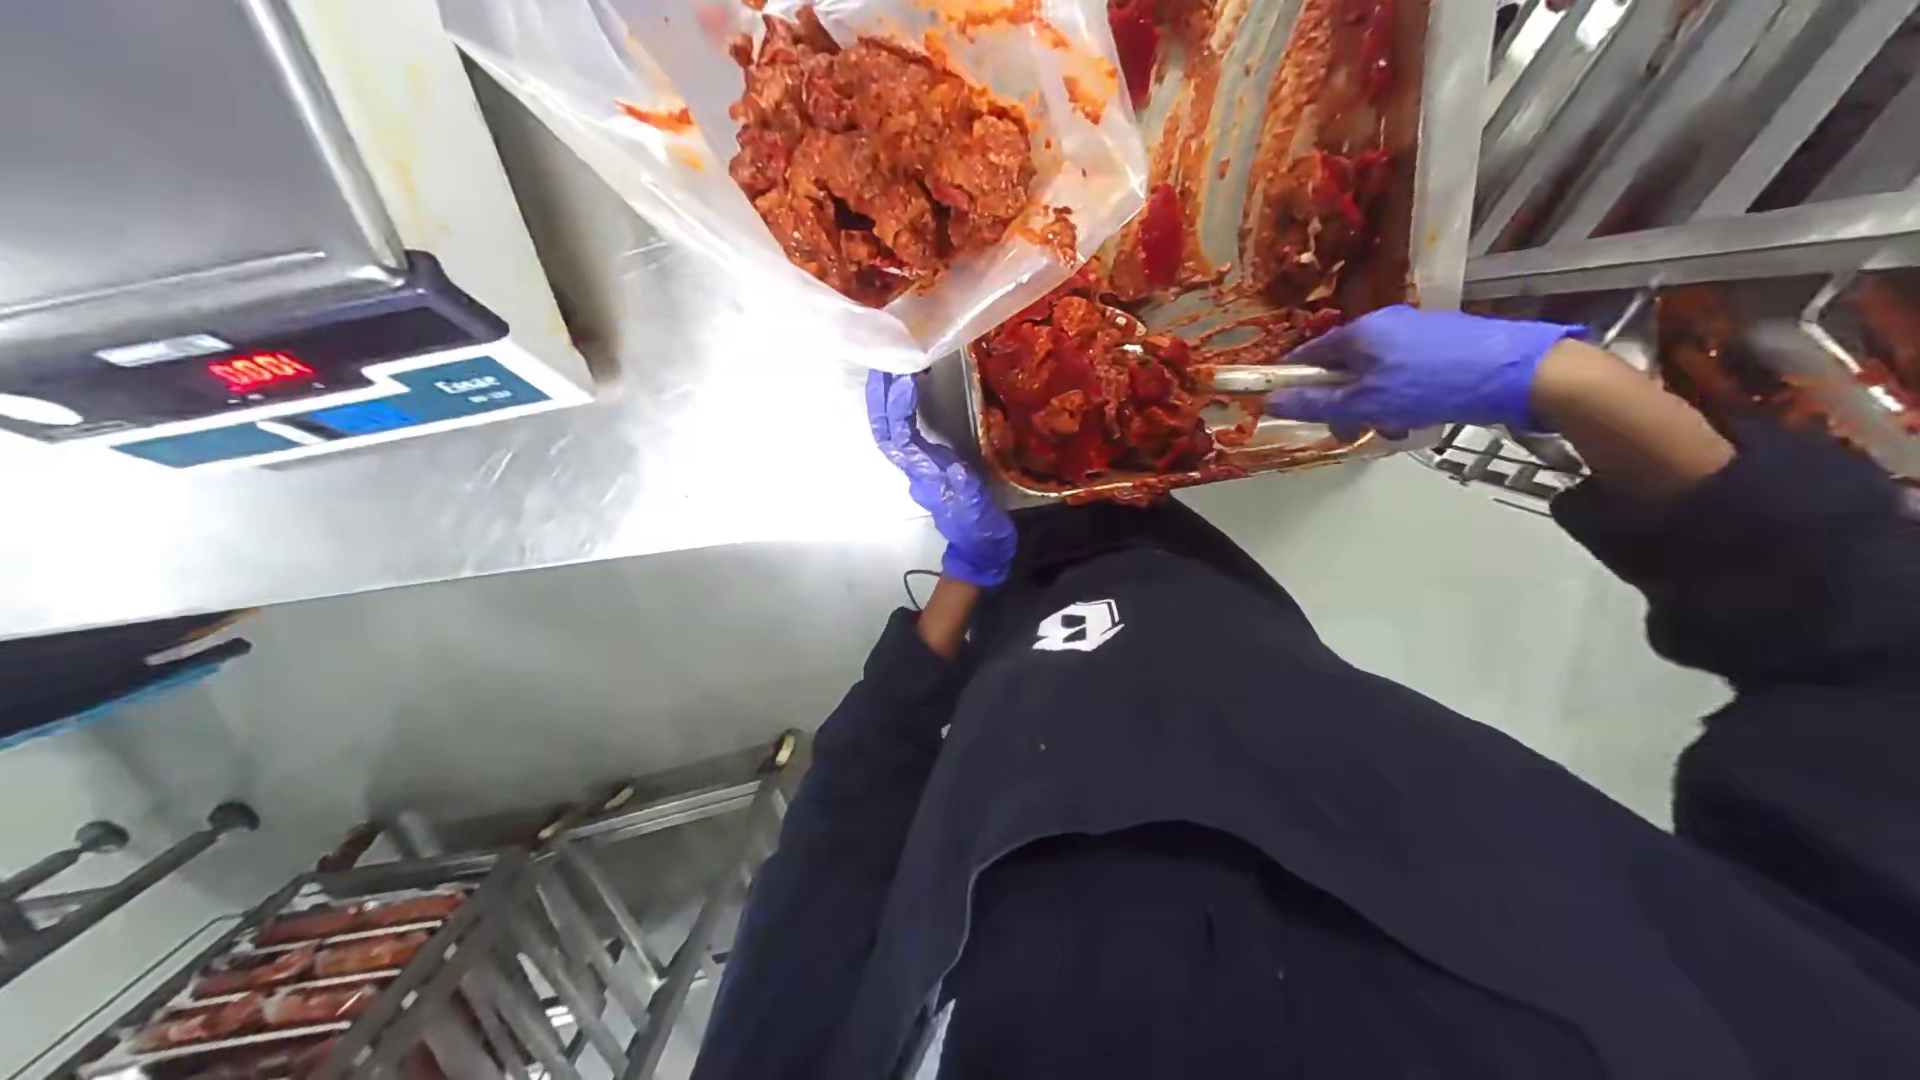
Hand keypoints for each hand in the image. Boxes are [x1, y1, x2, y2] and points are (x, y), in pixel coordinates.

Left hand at [867, 371, 1016, 586]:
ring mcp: (919, 466)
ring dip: (887, 401)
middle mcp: (914, 468)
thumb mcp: (976, 508)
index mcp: (923, 475)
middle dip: (880, 398)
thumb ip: (965, 490)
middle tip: (880, 364)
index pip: (900, 439)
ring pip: (892, 430)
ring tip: (889, 370)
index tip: (903, 381)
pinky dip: (904, 409)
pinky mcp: (928, 463)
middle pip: (886, 430)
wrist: (979, 546)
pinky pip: (907, 431)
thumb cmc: (978, 526)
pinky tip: (909, 392)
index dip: (898, 410)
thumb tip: (955, 470)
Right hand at [1265, 305, 1586, 439]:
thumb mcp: (1364, 402)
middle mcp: (1386, 324)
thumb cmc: (1431, 385)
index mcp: (1360, 331)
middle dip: (1340, 402)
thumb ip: (1315, 404)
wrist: (1520, 374)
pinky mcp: (1444, 344)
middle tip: (1350, 430)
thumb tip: (1271, 402)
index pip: (1308, 354)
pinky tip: (1416, 415)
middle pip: (1343, 367)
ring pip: (1374, 374)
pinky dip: (1399, 396)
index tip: (1289, 407)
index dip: (1294, 381)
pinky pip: (1403, 373)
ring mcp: (1417, 331)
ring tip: (1391, 427)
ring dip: (1372, 405)